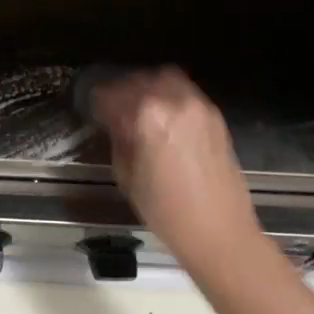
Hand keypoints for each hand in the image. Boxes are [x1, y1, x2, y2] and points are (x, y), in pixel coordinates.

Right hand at [85, 67, 263, 267]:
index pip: (112, 94)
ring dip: (149, 89)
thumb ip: (119, 138)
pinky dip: (170, 98)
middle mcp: (176, 102)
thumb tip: (116, 122)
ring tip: (140, 109)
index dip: (98, 101)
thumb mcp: (126, 174)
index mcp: (148, 115)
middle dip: (124, 90)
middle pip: (141, 79)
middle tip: (114, 107)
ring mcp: (200, 108)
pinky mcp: (216, 119)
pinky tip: (163, 119)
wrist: (220, 233)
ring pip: (167, 80)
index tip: (93, 110)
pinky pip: (187, 94)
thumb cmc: (165, 210)